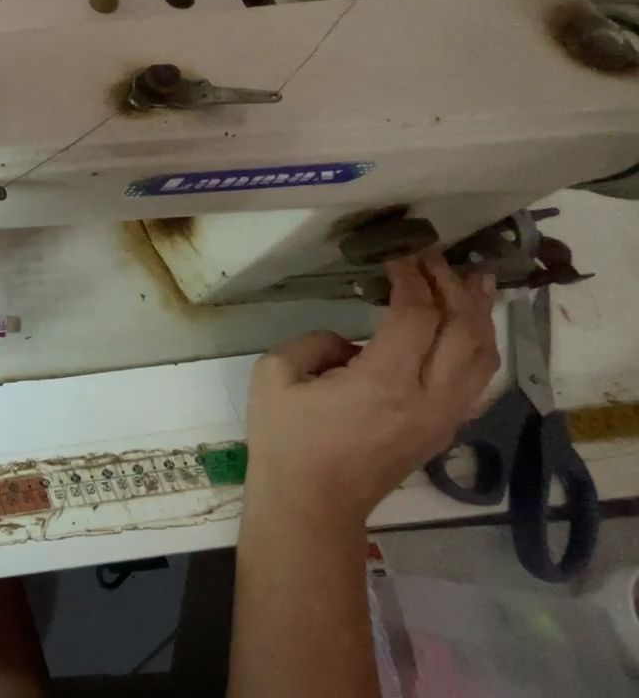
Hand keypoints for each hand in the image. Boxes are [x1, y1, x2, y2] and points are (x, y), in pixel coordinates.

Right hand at [244, 253, 498, 528]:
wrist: (312, 500)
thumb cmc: (284, 438)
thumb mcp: (274, 376)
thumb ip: (312, 344)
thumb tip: (348, 343)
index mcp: (383, 382)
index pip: (415, 317)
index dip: (411, 281)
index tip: (397, 256)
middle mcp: (428, 398)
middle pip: (464, 333)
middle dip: (454, 289)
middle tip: (436, 258)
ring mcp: (444, 417)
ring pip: (482, 358)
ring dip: (479, 316)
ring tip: (474, 283)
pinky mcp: (442, 428)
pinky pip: (474, 380)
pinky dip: (476, 346)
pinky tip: (466, 330)